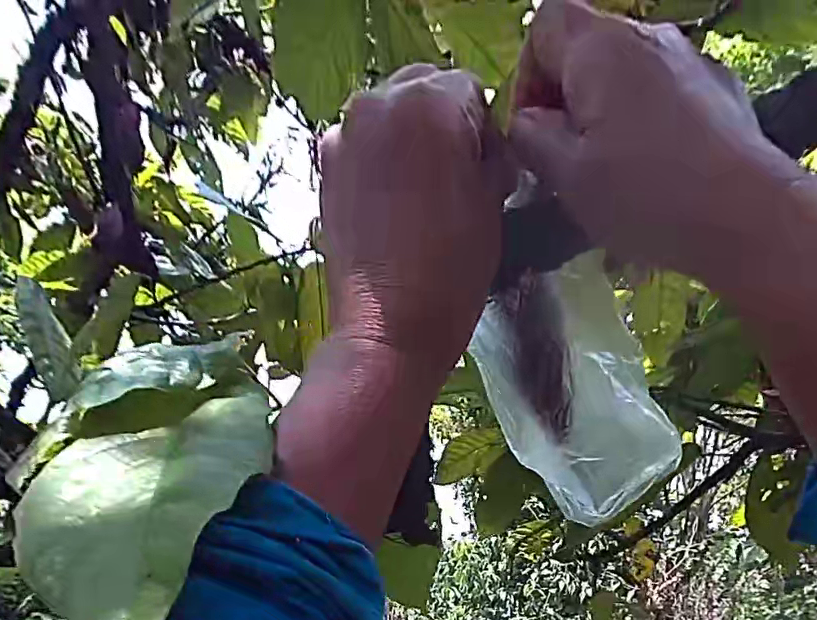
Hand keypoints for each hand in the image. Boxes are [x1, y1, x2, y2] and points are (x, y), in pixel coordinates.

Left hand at [318, 66, 512, 368]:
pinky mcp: (324, 171)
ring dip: (408, 143)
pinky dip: (378, 163)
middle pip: (423, 92)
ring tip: (420, 197)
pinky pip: (361, 149)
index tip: (487, 173)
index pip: (471, 91)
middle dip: (443, 127)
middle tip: (455, 181)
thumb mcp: (492, 210)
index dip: (484, 132)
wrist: (388, 331)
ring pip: (388, 118)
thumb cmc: (452, 274)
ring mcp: (343, 136)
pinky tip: (390, 207)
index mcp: (431, 103)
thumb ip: (491, 161)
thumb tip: (486, 151)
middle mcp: (378, 103)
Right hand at [508, 0, 795, 287]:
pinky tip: (651, 172)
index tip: (532, 134)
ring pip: (624, 76)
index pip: (543, 25)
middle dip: (565, 102)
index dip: (526, 78)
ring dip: (603, 117)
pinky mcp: (718, 89)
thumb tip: (526, 122)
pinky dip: (642, 124)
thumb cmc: (645, 196)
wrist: (743, 215)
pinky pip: (661, 96)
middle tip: (564, 163)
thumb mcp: (569, 177)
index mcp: (601, 47)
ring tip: (607, 174)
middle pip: (586, 49)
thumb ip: (533, 140)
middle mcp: (647, 36)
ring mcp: (689, 59)